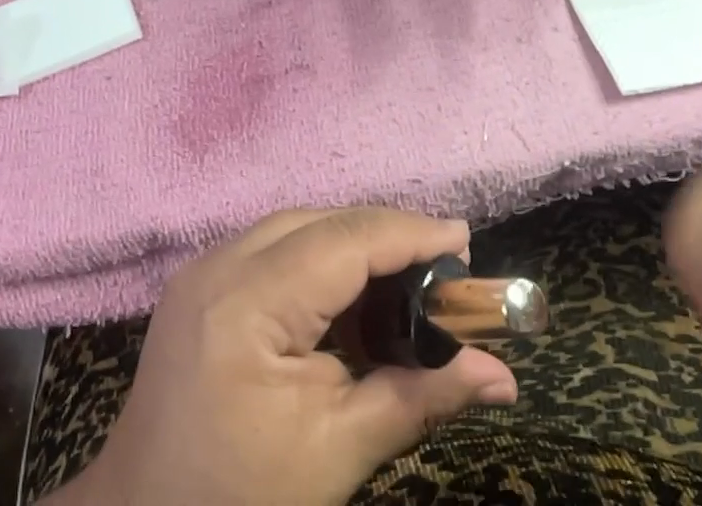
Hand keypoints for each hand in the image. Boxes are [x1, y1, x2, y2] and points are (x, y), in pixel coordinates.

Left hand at [58, 209, 517, 505]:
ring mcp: (200, 273)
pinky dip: (317, 259)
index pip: (344, 241)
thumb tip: (504, 377)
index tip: (466, 241)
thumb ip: (421, 396)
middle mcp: (217, 267)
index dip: (409, 234)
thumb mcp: (339, 449)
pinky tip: (349, 294)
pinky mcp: (197, 287)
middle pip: (318, 223)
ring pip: (293, 228)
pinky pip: (270, 249)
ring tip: (407, 276)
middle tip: (445, 266)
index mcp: (247, 302)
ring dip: (351, 242)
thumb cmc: (241, 492)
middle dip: (385, 234)